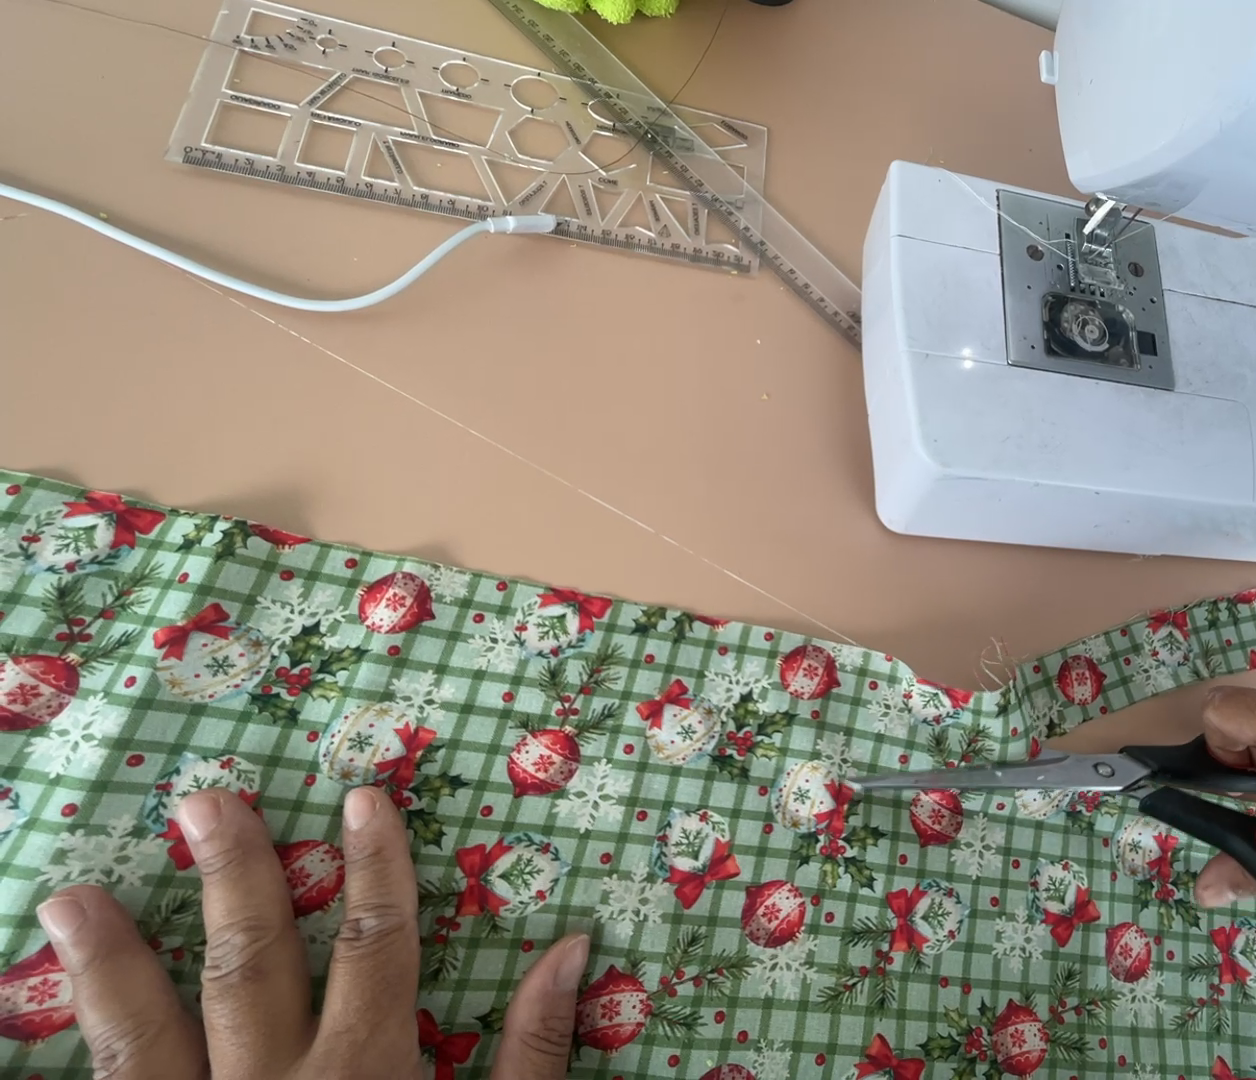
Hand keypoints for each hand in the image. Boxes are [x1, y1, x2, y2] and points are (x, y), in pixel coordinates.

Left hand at [34, 786, 588, 1079]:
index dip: (374, 864)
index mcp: (359, 1073)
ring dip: (111, 964)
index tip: (361, 799)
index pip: (374, 940)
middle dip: (233, 877)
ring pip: (140, 1040)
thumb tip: (574, 943)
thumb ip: (533, 1045)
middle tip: (205, 803)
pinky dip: (61, 1067)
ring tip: (75, 896)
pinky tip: (28, 1025)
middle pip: (251, 964)